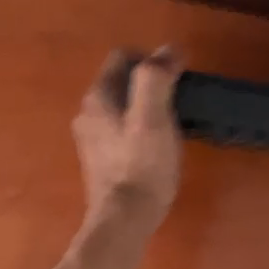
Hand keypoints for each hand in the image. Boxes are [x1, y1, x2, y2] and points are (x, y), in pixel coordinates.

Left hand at [71, 47, 183, 233]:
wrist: (124, 219)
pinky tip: (156, 149)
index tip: (179, 79)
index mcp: (98, 96)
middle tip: (180, 102)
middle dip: (151, 84)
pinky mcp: (101, 160)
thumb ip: (157, 78)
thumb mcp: (154, 117)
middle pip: (122, 82)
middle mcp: (88, 112)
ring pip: (121, 107)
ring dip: (146, 108)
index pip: (124, 57)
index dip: (154, 61)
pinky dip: (139, 130)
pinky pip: (121, 130)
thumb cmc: (143, 165)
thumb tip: (169, 49)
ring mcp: (91, 138)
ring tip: (172, 126)